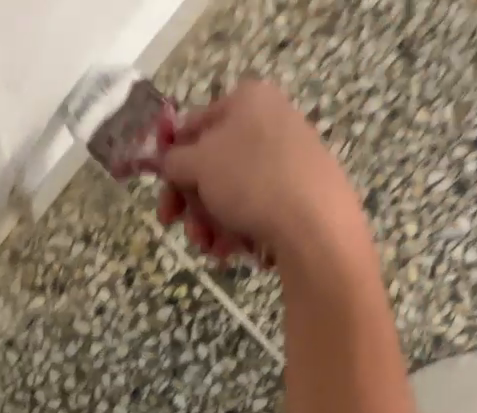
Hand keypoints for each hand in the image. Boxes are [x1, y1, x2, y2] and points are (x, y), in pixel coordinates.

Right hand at [158, 81, 368, 266]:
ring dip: (210, 223)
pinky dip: (237, 229)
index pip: (193, 125)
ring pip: (230, 192)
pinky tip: (233, 250)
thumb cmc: (250, 180)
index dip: (171, 161)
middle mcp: (270, 120)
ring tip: (211, 248)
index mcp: (247, 99)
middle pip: (211, 164)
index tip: (162, 192)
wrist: (314, 222)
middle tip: (178, 226)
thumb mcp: (198, 163)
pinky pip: (256, 206)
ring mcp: (288, 156)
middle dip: (191, 203)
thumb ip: (173, 159)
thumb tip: (168, 160)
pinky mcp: (300, 190)